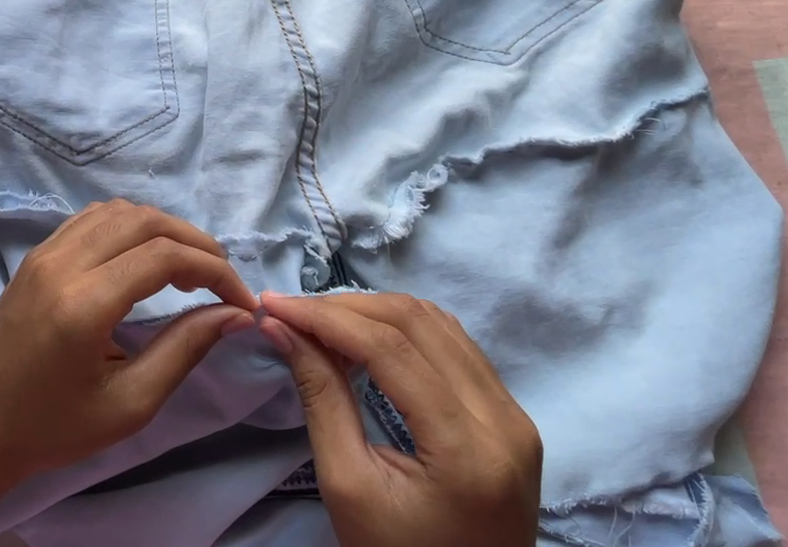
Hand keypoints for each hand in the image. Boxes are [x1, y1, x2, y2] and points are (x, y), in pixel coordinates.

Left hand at [0, 200, 259, 485]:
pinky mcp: (35, 255)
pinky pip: (89, 219)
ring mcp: (43, 253)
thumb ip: (184, 349)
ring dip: (161, 229)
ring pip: (116, 211)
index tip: (241, 302)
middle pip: (143, 221)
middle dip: (194, 242)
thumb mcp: (130, 403)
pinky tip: (143, 258)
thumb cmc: (55, 427)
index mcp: (83, 303)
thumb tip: (235, 314)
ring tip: (187, 271)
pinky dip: (127, 226)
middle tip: (221, 281)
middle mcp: (61, 263)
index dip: (214, 271)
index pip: (164, 256)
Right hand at [259, 292, 542, 546]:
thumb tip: (279, 326)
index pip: (389, 349)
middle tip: (290, 311)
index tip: (273, 304)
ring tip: (320, 322)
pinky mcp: (510, 417)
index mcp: (467, 449)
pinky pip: (453, 345)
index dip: (325, 317)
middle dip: (344, 306)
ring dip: (372, 311)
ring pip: (437, 324)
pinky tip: (362, 338)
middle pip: (416, 323)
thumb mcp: (346, 483)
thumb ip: (320, 395)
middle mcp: (504, 422)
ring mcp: (515, 417)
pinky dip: (401, 328)